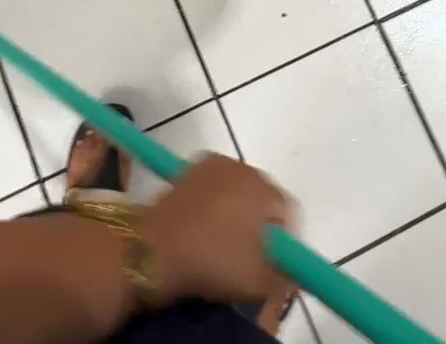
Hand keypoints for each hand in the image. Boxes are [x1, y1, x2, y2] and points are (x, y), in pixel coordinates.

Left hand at [139, 154, 294, 307]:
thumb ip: (284, 276)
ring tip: (223, 240)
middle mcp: (241, 166)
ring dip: (236, 210)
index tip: (274, 260)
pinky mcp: (189, 169)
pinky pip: (214, 185)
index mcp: (263, 188)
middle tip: (249, 252)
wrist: (156, 247)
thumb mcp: (258, 281)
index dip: (284, 238)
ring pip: (237, 189)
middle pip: (263, 195)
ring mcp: (212, 164)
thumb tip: (289, 273)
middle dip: (260, 222)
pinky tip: (204, 225)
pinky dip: (214, 201)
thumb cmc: (213, 259)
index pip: (288, 211)